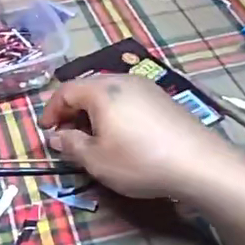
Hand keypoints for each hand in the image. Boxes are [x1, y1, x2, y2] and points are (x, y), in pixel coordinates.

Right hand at [39, 74, 244, 199]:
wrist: (199, 164)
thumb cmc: (139, 161)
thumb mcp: (95, 159)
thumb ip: (71, 145)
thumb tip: (57, 137)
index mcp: (102, 91)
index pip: (65, 91)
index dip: (51, 111)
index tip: (46, 132)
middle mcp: (124, 80)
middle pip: (88, 88)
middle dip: (72, 111)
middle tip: (66, 136)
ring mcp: (147, 88)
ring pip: (110, 94)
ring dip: (93, 113)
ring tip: (92, 138)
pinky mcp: (164, 100)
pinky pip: (129, 100)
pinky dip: (114, 114)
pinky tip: (120, 136)